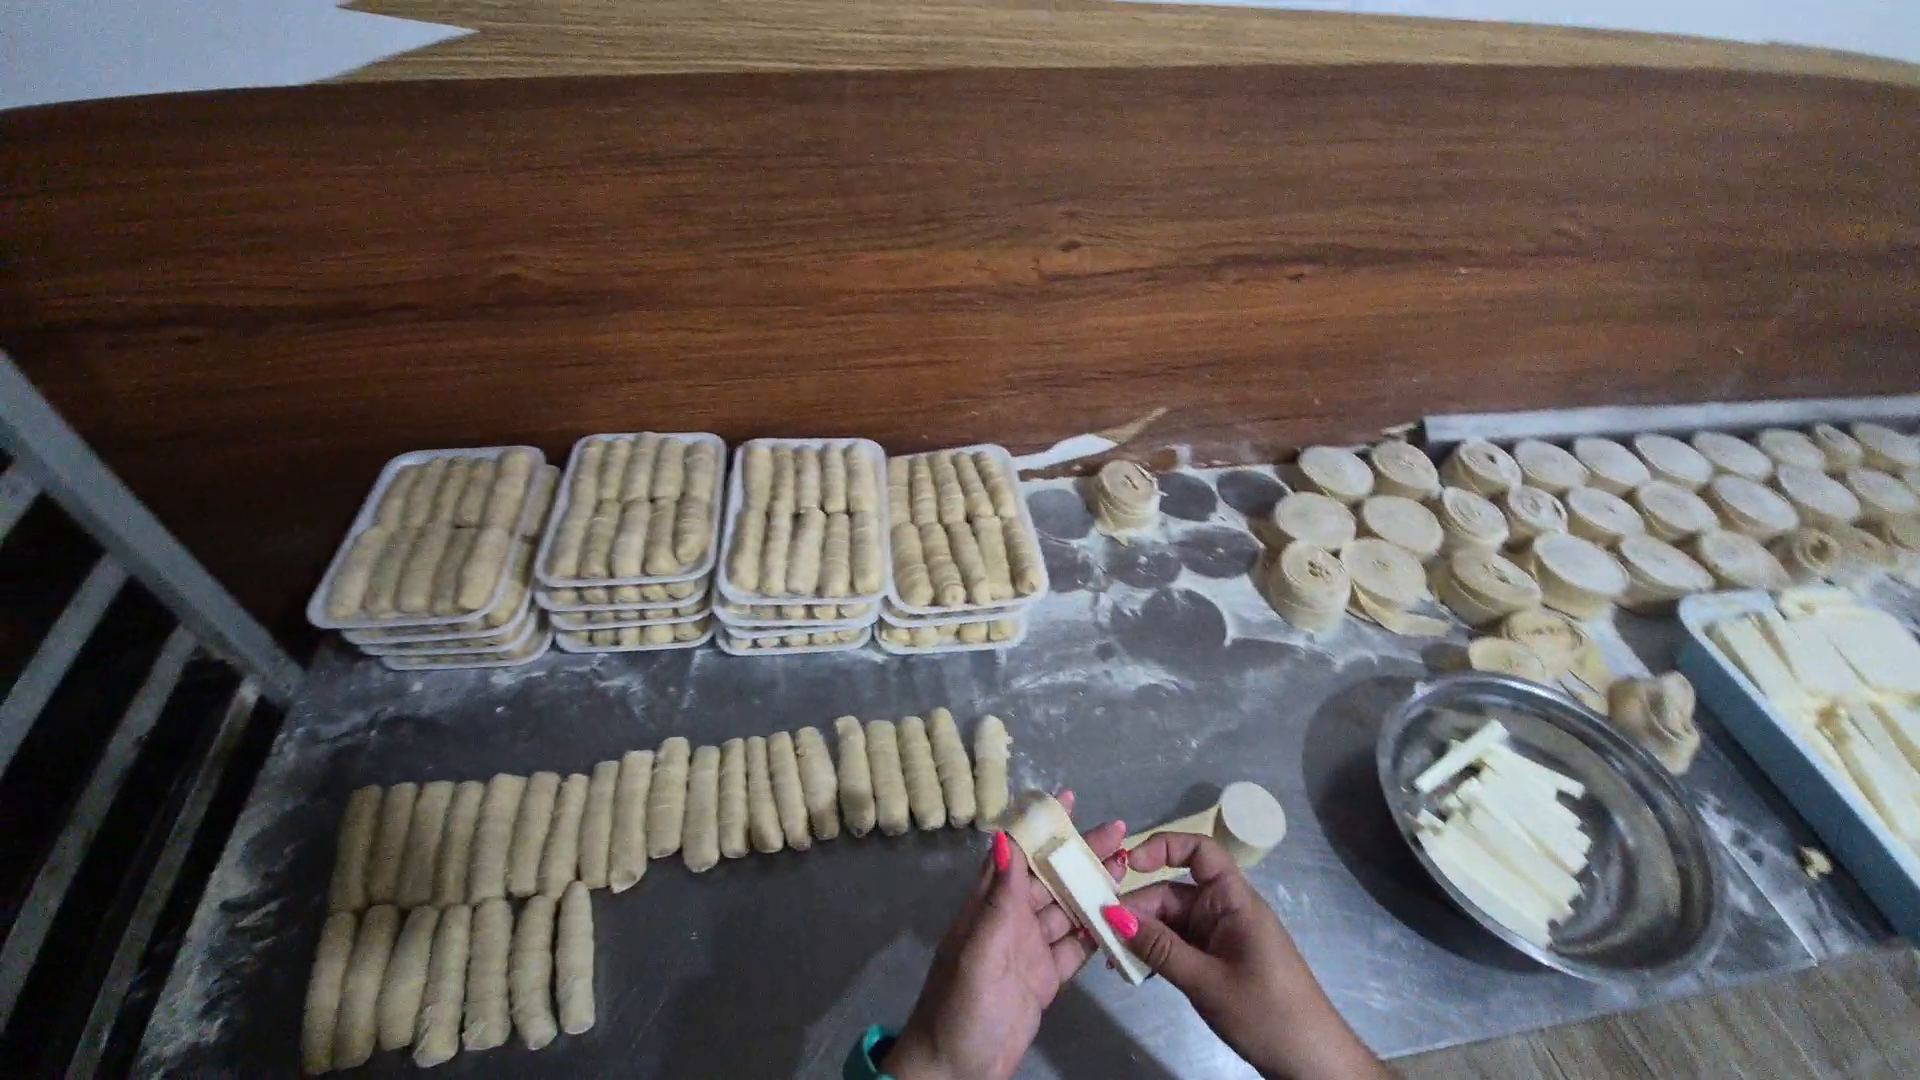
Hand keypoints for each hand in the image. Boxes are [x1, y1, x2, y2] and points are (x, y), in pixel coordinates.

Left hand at [884, 792, 1127, 1079]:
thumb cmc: (959, 1007)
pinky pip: (1075, 948)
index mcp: (990, 906)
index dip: (1038, 826)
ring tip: (1126, 867)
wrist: (955, 1072)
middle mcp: (1011, 920)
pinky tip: (1119, 915)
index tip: (1065, 800)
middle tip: (1118, 832)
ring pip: (1067, 909)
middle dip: (1080, 853)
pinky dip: (1096, 931)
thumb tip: (1001, 838)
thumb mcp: (977, 951)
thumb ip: (996, 898)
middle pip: (1050, 878)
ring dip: (1094, 887)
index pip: (1016, 853)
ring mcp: (1030, 949)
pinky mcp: (1045, 978)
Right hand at [1106, 834, 1388, 1079]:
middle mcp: (1225, 910)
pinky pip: (1178, 944)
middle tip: (1100, 931)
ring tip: (1110, 957)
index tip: (1129, 864)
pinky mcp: (1217, 961)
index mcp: (1234, 900)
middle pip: (1172, 892)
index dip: (1163, 847)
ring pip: (1170, 921)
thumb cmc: (1269, 1014)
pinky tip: (1132, 971)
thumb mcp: (1208, 982)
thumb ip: (1159, 948)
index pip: (1200, 851)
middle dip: (1136, 908)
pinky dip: (1155, 953)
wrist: (1315, 1067)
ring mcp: (1220, 936)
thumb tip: (1112, 914)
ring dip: (1141, 935)